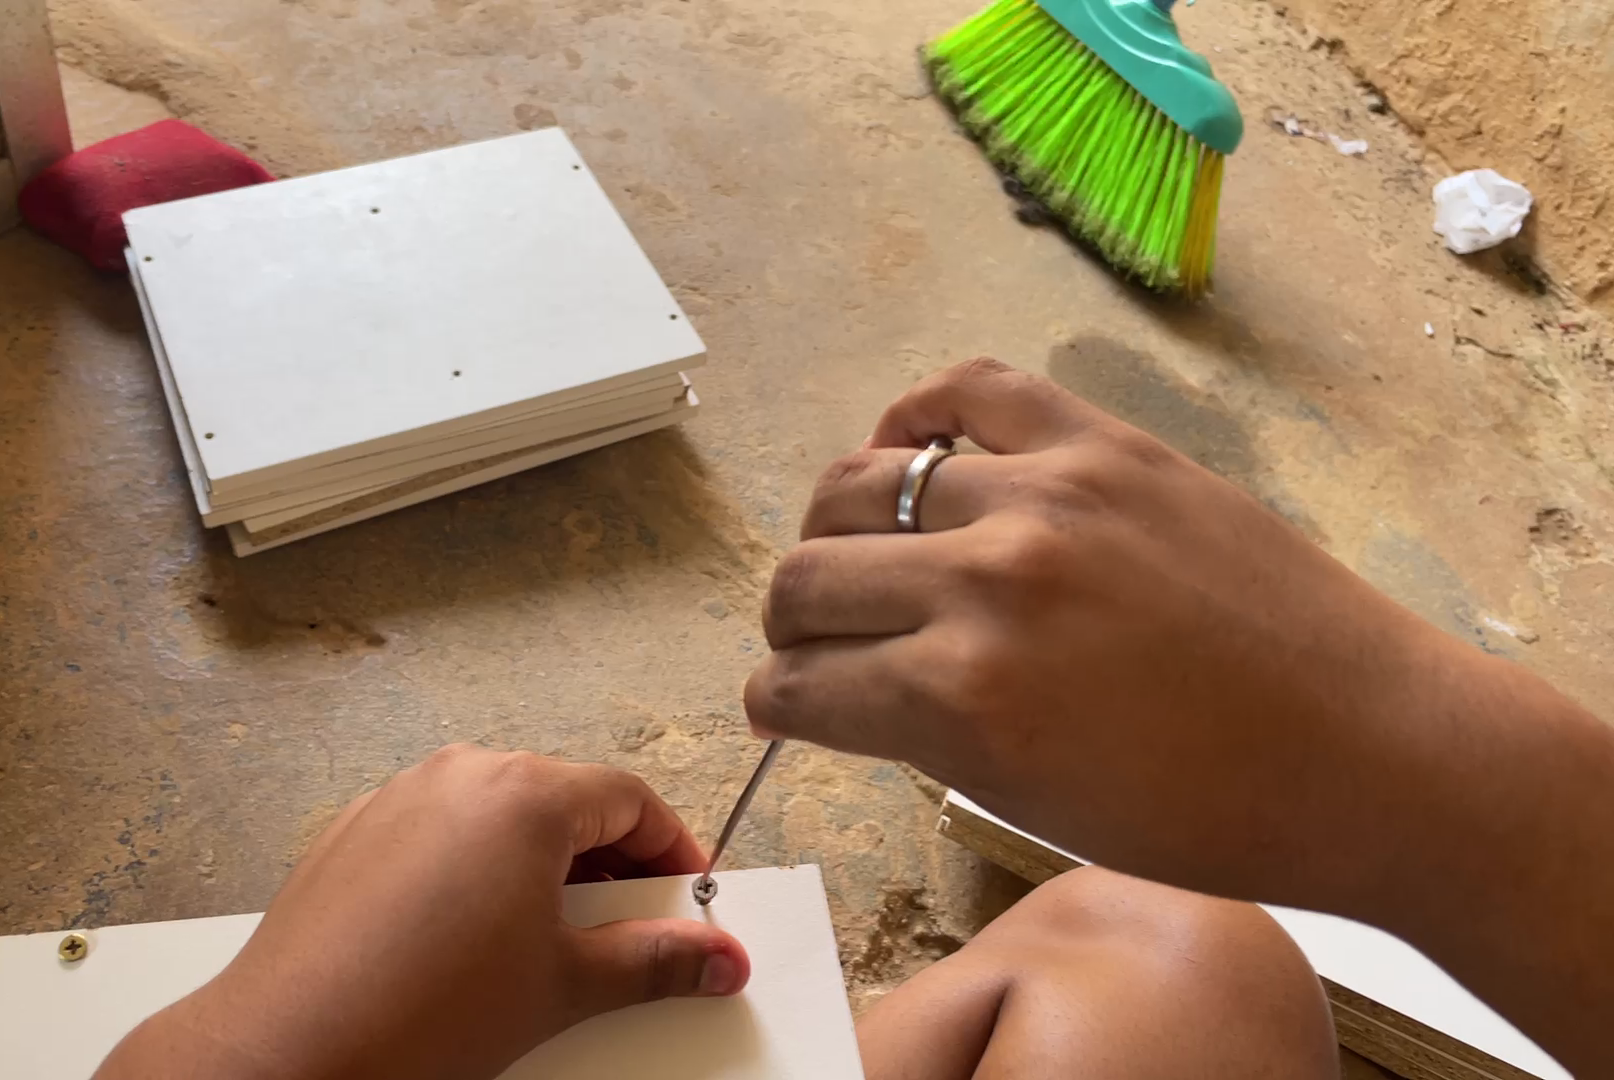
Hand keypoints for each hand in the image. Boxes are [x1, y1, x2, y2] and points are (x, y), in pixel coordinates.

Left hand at [95, 746, 748, 1079]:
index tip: (686, 890)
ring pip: (508, 809)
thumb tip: (718, 958)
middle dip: (609, 858)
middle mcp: (467, 770)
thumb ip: (655, 960)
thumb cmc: (427, 1013)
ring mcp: (410, 790)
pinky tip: (472, 924)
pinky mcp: (366, 821)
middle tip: (625, 921)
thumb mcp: (562, 984)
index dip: (670, 845)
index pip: (628, 799)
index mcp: (526, 792)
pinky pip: (450, 822)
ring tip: (548, 930)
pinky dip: (483, 859)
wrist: (280, 1055)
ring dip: (546, 858)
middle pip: (568, 799)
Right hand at [744, 358, 1499, 910]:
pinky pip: (965, 388)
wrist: (1375, 751)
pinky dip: (910, 416)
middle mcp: (983, 584)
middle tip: (807, 639)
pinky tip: (902, 447)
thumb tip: (817, 680)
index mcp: (959, 700)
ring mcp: (1043, 495)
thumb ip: (896, 723)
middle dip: (785, 624)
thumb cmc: (1187, 809)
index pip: (800, 687)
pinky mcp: (1101, 442)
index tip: (771, 703)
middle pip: (804, 579)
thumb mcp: (1009, 794)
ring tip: (851, 554)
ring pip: (853, 483)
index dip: (770, 701)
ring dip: (825, 534)